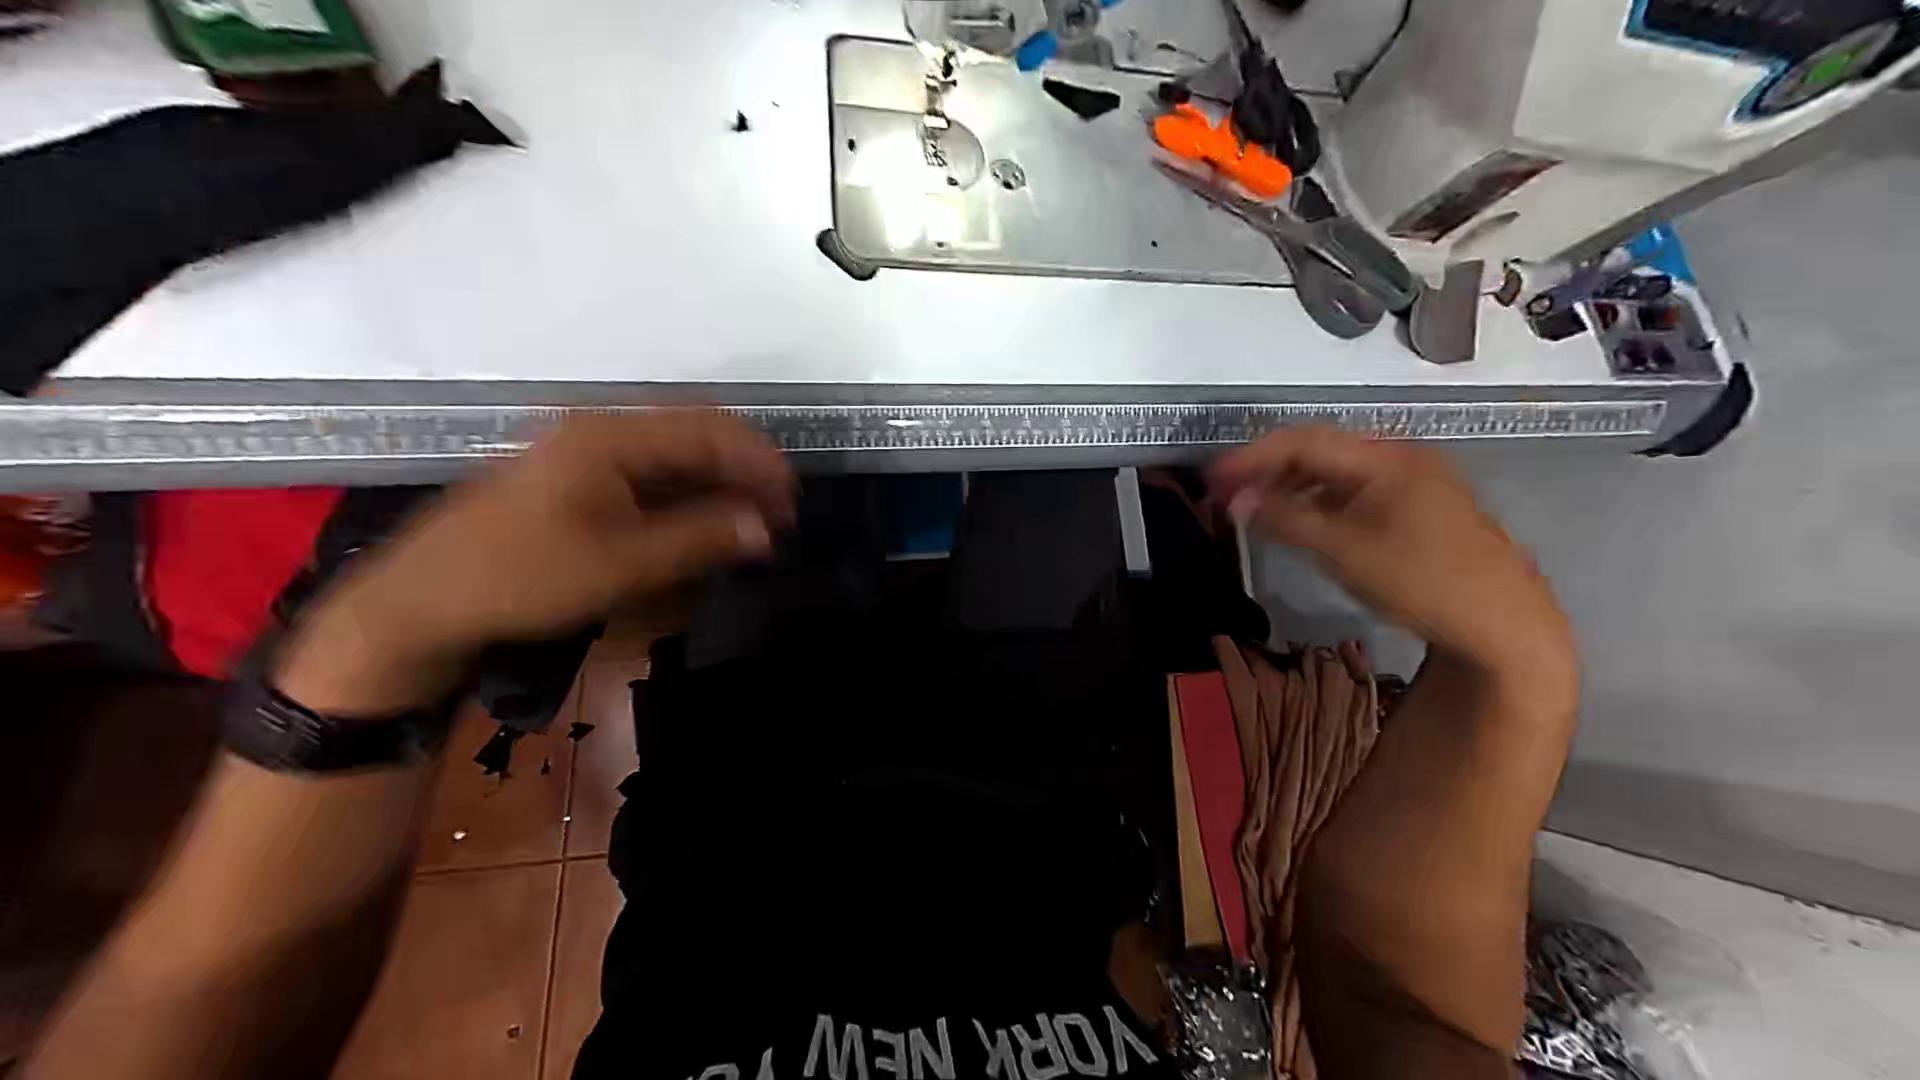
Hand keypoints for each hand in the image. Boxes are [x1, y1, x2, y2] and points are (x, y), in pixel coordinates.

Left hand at [275, 410, 793, 713]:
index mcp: (610, 435)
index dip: (758, 461)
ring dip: (718, 485)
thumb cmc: (521, 577)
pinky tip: (704, 525)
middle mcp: (602, 431)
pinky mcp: (580, 479)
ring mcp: (588, 454)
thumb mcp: (621, 563)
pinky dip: (687, 498)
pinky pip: (651, 477)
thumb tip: (766, 528)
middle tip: (779, 514)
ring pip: (675, 457)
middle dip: (744, 471)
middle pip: (695, 436)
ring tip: (751, 522)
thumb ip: (700, 539)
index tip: (792, 500)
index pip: (708, 430)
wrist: (424, 603)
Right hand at [1212, 428, 1573, 685]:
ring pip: (1333, 472)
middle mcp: (1399, 458)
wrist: (1504, 625)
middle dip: (1266, 469)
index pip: (1304, 442)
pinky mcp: (1413, 505)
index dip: (1252, 456)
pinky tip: (1294, 518)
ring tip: (1250, 506)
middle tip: (1225, 491)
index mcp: (1386, 460)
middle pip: (1318, 451)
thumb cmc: (1423, 583)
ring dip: (1288, 485)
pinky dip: (1315, 500)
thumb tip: (1236, 500)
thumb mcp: (1344, 551)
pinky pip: (1351, 490)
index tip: (1213, 476)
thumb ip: (1286, 519)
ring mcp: (1410, 481)